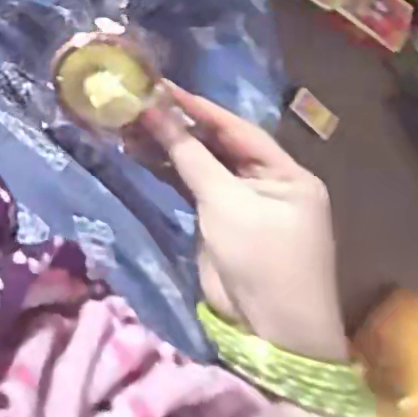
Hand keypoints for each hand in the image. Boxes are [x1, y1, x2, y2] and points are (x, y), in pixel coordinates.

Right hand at [141, 83, 348, 361]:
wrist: (270, 331)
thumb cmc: (261, 257)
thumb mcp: (225, 200)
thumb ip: (187, 152)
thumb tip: (151, 109)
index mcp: (287, 174)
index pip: (237, 128)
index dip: (197, 106)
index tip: (159, 85)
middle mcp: (268, 182)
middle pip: (217, 143)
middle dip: (178, 125)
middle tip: (138, 103)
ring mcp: (243, 200)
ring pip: (200, 161)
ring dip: (167, 145)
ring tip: (130, 124)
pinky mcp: (220, 217)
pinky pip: (192, 182)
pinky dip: (167, 168)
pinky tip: (140, 152)